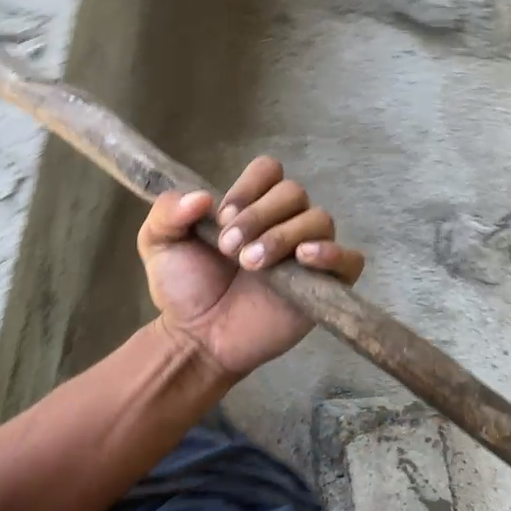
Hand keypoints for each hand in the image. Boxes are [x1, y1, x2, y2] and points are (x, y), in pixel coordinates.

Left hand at [139, 156, 365, 378]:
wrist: (197, 340)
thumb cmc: (185, 289)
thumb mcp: (159, 244)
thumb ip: (168, 212)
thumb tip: (201, 198)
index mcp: (253, 205)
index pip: (269, 171)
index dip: (249, 187)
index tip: (222, 216)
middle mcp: (286, 221)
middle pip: (294, 193)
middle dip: (260, 215)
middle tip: (230, 248)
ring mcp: (309, 252)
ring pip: (320, 220)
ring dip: (285, 235)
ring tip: (253, 264)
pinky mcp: (327, 285)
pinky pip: (350, 259)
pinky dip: (334, 254)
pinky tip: (305, 258)